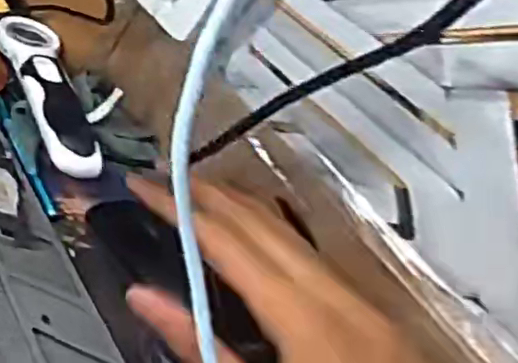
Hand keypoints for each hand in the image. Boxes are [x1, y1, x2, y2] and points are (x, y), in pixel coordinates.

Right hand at [125, 176, 419, 362]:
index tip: (135, 180)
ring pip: (286, 228)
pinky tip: (248, 231)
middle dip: (201, 188)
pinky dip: (266, 227)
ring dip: (233, 202)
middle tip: (156, 173)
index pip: (220, 234)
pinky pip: (309, 250)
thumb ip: (199, 344)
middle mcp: (336, 295)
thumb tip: (140, 294)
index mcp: (302, 313)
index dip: (172, 202)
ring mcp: (365, 303)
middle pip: (255, 218)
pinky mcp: (381, 317)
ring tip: (192, 190)